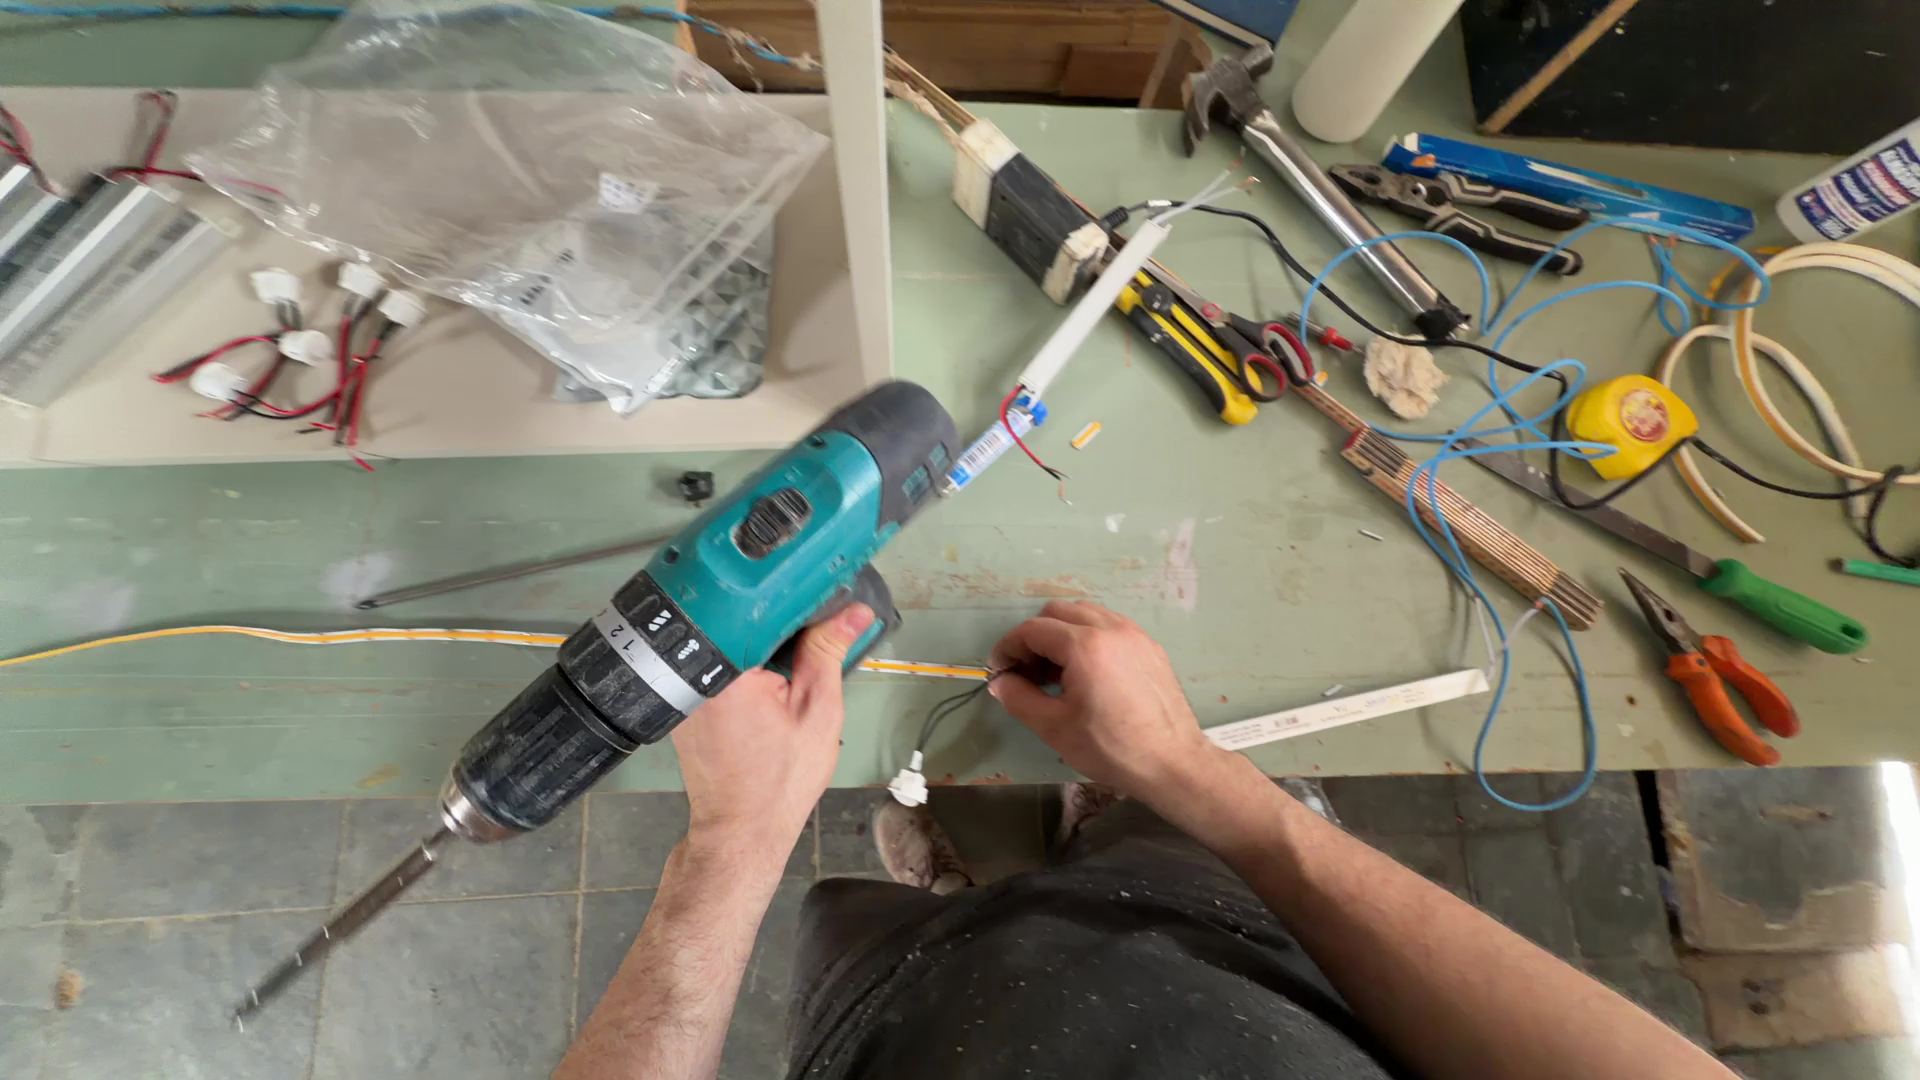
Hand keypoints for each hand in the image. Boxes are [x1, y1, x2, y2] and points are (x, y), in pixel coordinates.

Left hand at [672, 604, 872, 863]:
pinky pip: (720, 663)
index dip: (793, 597)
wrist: (744, 829)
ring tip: (796, 654)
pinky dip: (746, 661)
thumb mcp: (819, 709)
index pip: (757, 607)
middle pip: (740, 619)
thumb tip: (852, 612)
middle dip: (780, 619)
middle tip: (816, 627)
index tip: (820, 595)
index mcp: (726, 671)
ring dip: (763, 639)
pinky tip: (772, 677)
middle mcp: (696, 675)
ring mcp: (687, 689)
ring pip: (729, 639)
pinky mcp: (688, 701)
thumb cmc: (781, 780)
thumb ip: (828, 651)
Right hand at [989, 600, 1227, 805]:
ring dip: (1061, 633)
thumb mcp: (1055, 728)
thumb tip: (1000, 681)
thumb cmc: (1110, 747)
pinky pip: (1109, 624)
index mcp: (1084, 645)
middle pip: (1057, 612)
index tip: (999, 670)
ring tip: (1056, 672)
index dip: (1009, 647)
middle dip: (1034, 636)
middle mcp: (1110, 627)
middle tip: (1027, 671)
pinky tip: (1087, 671)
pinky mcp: (1149, 645)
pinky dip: (1088, 636)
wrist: (1173, 763)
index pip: (1033, 629)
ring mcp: (1133, 633)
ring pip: (1084, 613)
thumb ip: (1019, 698)